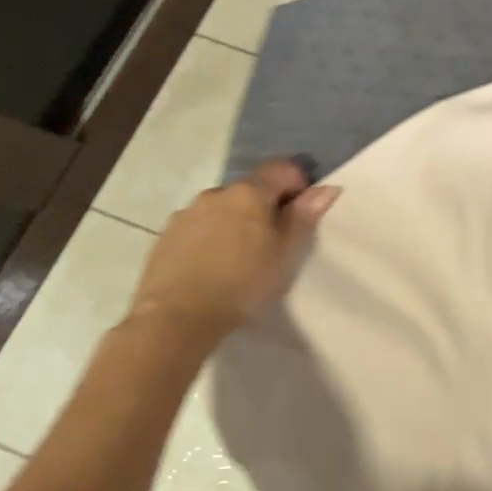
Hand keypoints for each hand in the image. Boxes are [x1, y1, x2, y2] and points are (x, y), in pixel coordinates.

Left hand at [126, 158, 340, 345]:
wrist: (174, 320)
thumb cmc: (241, 284)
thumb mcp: (284, 255)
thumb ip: (304, 217)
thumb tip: (327, 188)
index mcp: (250, 193)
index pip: (282, 169)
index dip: (297, 185)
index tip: (300, 213)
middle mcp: (216, 193)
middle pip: (249, 190)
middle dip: (263, 207)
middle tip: (269, 242)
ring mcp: (186, 214)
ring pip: (221, 208)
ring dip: (233, 221)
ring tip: (235, 257)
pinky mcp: (164, 237)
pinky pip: (197, 227)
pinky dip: (208, 237)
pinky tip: (209, 266)